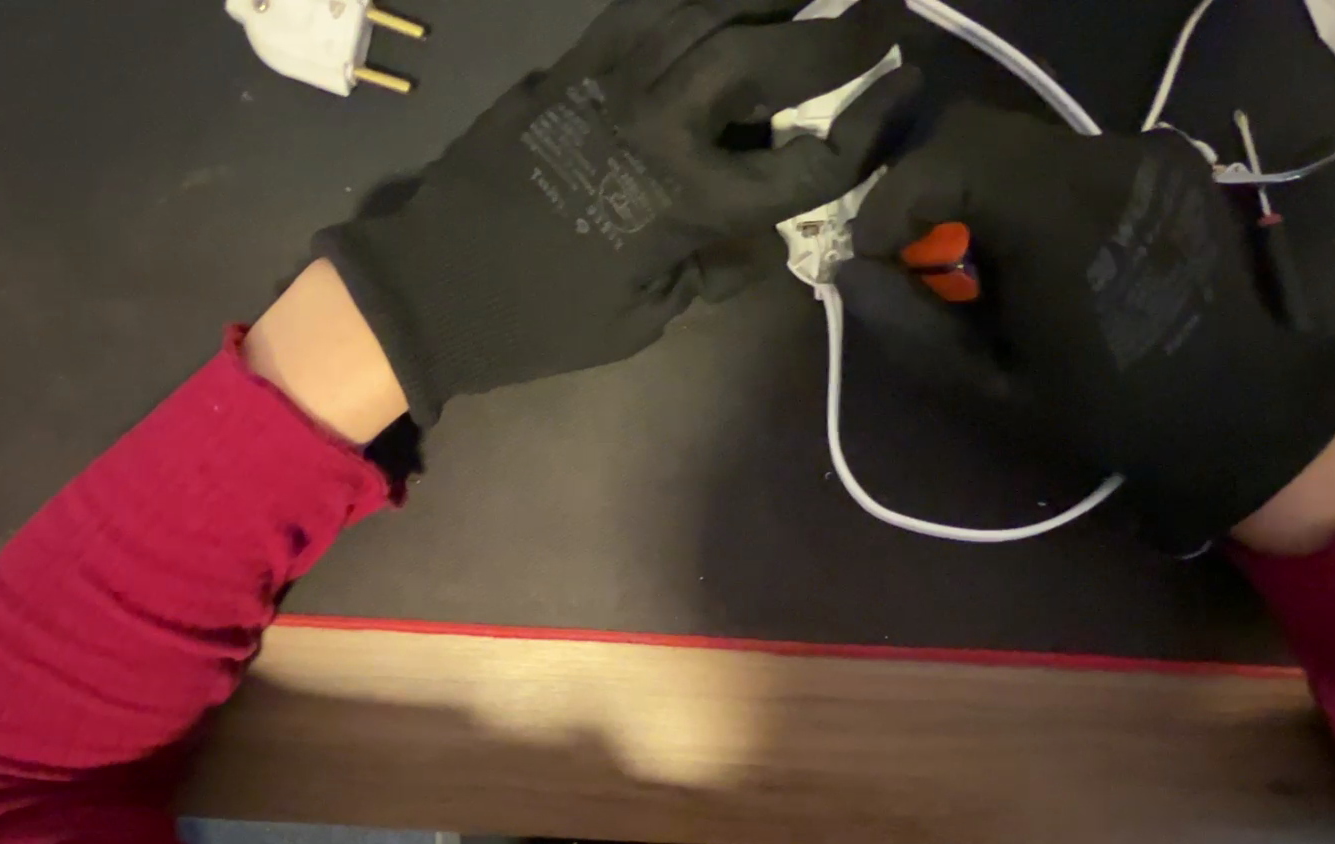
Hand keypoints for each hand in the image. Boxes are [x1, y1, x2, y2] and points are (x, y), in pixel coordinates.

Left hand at [319, 0, 919, 425]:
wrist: (434, 287)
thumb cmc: (540, 321)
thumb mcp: (639, 320)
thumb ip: (710, 272)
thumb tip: (763, 245)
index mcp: (682, 205)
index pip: (799, 167)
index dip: (860, 135)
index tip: (900, 98)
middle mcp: (657, 124)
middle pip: (765, 61)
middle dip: (836, 34)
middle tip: (884, 14)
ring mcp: (607, 81)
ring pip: (705, 9)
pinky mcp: (565, 65)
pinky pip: (639, 5)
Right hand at [852, 100, 1334, 551]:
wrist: (1231, 405)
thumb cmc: (1100, 411)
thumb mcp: (984, 390)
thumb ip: (908, 325)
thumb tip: (851, 270)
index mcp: (1062, 222)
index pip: (944, 162)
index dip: (889, 205)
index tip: (875, 259)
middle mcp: (1106, 162)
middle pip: (972, 133)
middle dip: (920, 192)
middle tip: (912, 258)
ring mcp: (1142, 150)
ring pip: (1012, 141)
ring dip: (968, 193)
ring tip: (973, 263)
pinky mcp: (1160, 156)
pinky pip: (1057, 155)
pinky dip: (1016, 193)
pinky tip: (1030, 252)